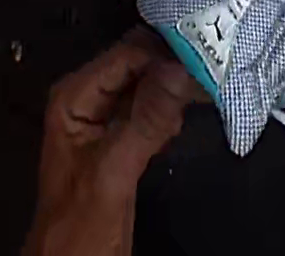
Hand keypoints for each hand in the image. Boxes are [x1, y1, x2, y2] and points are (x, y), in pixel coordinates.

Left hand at [22, 31, 203, 255]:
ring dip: (175, 84)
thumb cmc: (79, 232)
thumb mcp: (113, 173)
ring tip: (204, 87)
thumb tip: (179, 69)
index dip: (163, 52)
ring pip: (148, 82)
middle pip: (138, 62)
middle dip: (172, 63)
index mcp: (75, 96)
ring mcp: (106, 117)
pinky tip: (187, 114)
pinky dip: (172, 108)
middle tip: (210, 68)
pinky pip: (153, 107)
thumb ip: (145, 120)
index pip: (126, 54)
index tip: (202, 55)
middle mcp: (89, 97)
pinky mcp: (124, 138)